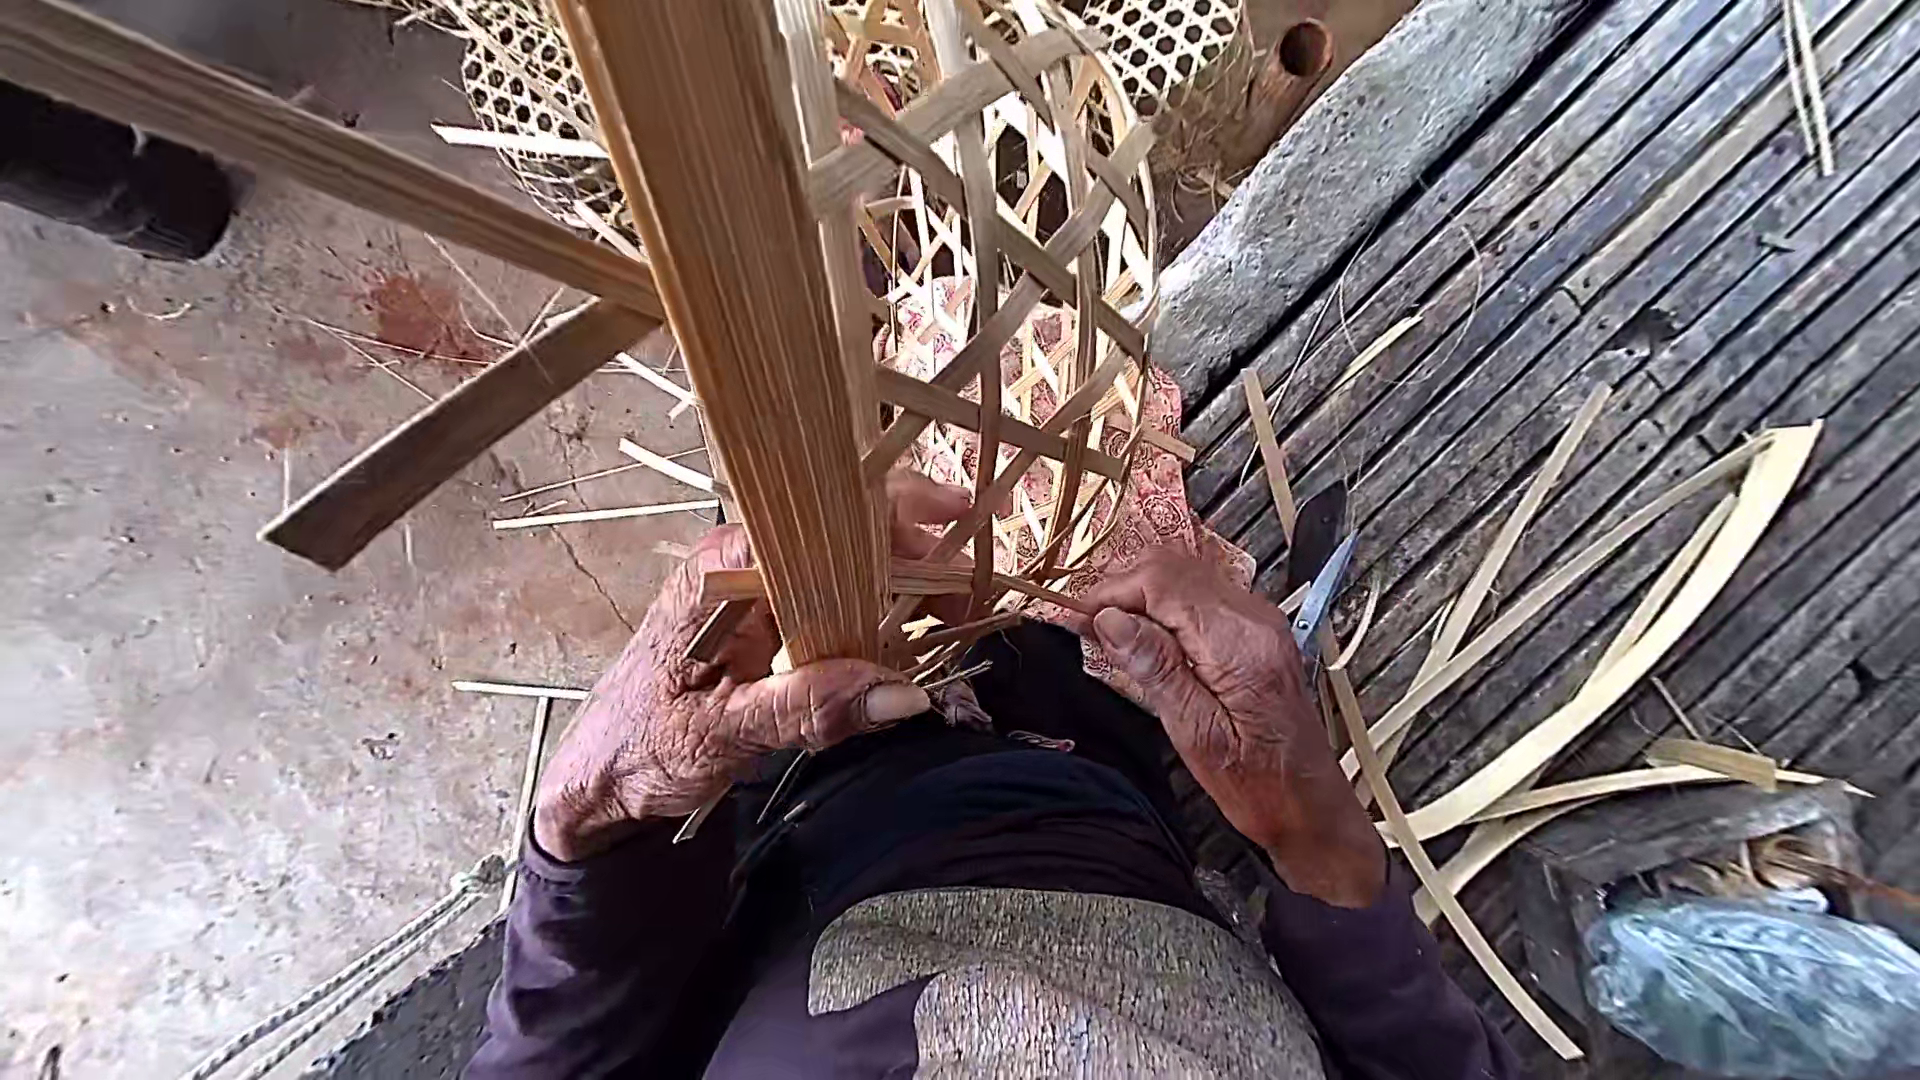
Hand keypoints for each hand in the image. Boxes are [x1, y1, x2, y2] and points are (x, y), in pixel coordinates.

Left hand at [533, 471, 969, 860]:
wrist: (598, 774)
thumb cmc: (640, 748)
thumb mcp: (722, 734)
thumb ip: (809, 709)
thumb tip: (906, 694)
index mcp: (726, 568)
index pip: (823, 517)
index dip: (896, 514)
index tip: (957, 523)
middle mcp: (746, 562)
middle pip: (846, 535)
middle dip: (917, 555)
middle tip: (969, 595)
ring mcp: (759, 587)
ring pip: (847, 565)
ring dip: (905, 581)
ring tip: (954, 609)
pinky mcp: (769, 615)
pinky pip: (835, 597)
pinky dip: (880, 609)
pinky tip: (910, 628)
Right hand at [1069, 547, 1384, 906]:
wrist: (1312, 805)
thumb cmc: (1257, 784)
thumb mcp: (1196, 735)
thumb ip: (1155, 669)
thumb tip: (1109, 619)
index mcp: (1239, 643)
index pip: (1161, 582)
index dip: (1110, 592)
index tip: (1075, 617)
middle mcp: (1252, 616)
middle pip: (1168, 566)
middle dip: (1117, 587)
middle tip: (1083, 623)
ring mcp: (1254, 616)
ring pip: (1178, 572)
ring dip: (1134, 591)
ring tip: (1103, 627)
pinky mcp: (1249, 625)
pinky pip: (1192, 591)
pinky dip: (1155, 601)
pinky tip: (1137, 632)